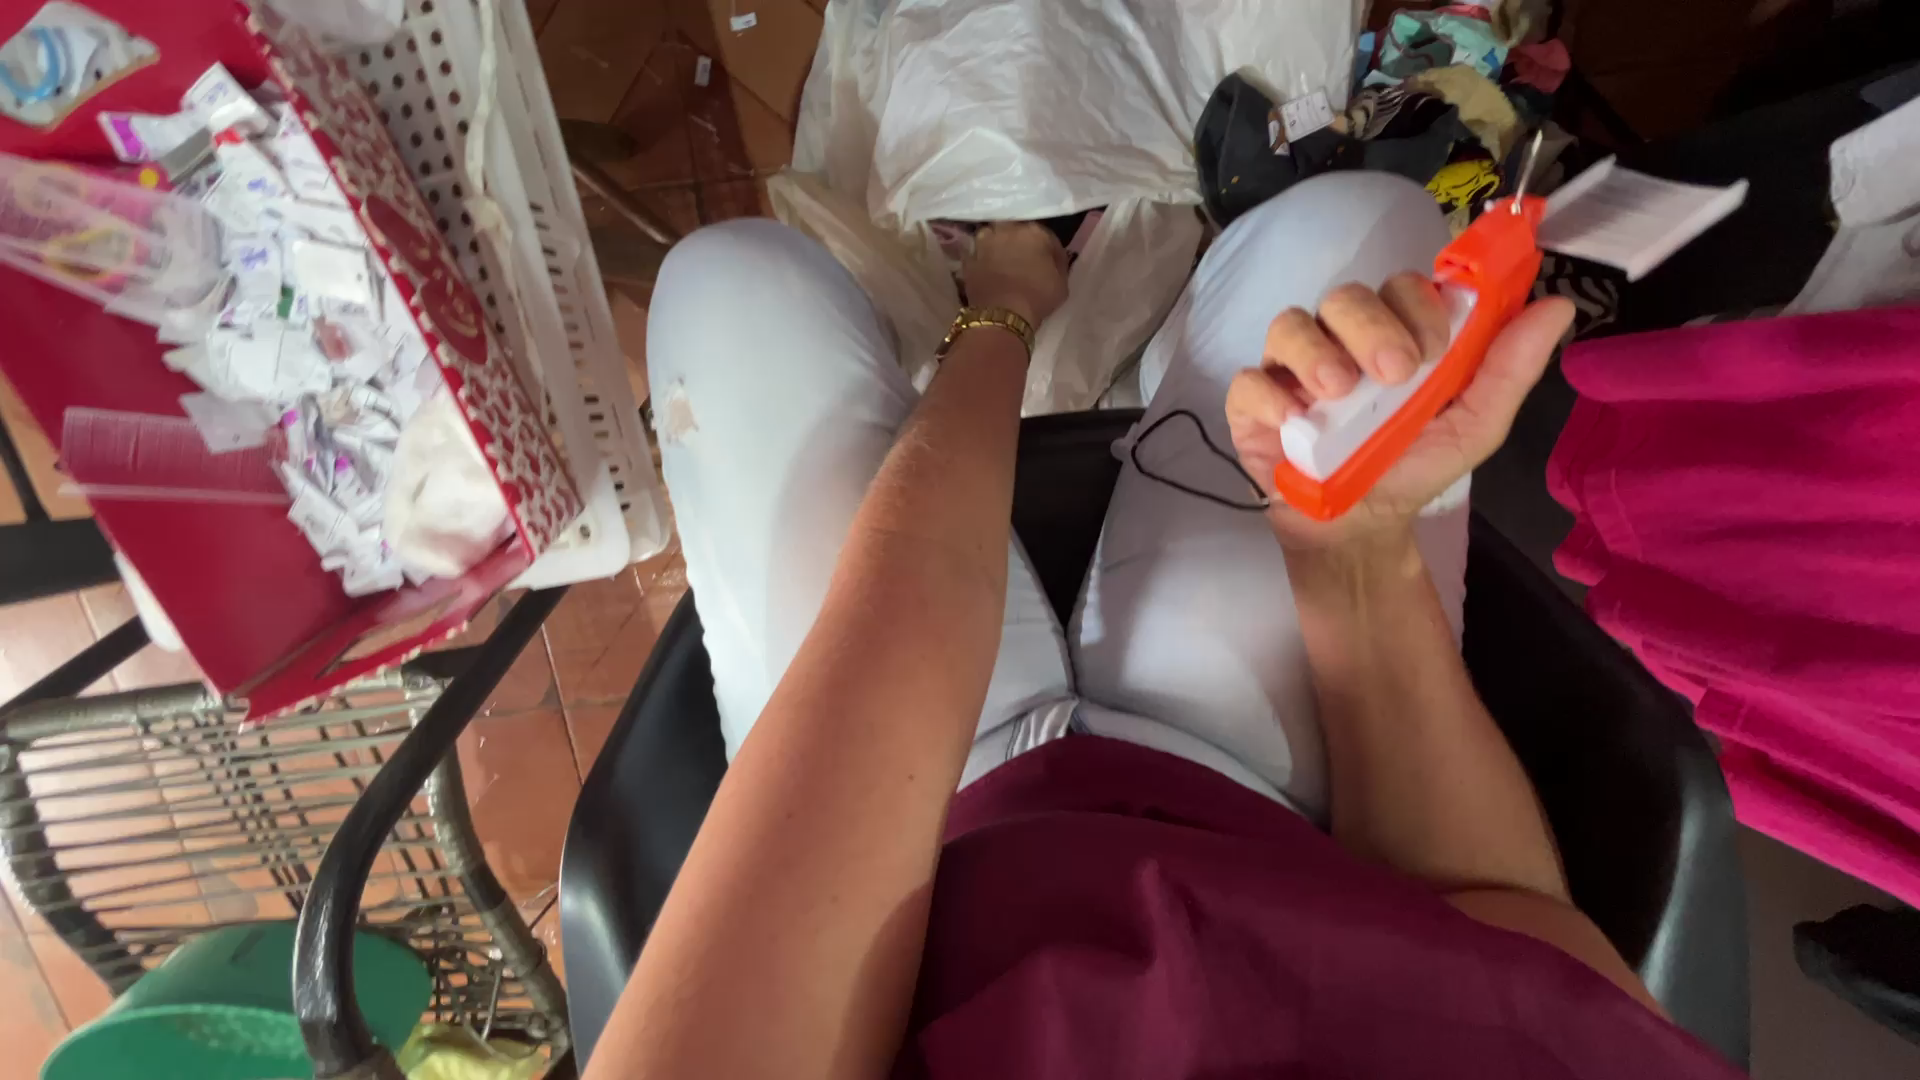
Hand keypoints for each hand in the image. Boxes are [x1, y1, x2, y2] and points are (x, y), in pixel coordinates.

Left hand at [961, 222, 1069, 326]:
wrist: (1002, 314)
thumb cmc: (1037, 298)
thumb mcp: (1062, 283)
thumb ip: (1058, 265)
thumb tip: (1053, 260)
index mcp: (1035, 231)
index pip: (1047, 237)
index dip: (1051, 253)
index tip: (1052, 265)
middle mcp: (1008, 229)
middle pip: (1017, 231)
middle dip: (1021, 242)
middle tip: (1023, 259)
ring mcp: (984, 242)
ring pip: (993, 236)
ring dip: (997, 245)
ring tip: (1001, 261)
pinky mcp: (968, 258)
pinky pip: (976, 254)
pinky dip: (981, 259)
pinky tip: (985, 269)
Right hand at [1225, 273, 1573, 550]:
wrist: (1356, 526)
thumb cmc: (1411, 467)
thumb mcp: (1472, 425)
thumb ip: (1507, 370)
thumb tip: (1555, 306)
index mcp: (1393, 335)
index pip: (1399, 288)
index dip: (1415, 304)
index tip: (1432, 352)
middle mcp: (1338, 342)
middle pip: (1342, 297)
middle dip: (1370, 325)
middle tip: (1391, 375)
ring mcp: (1290, 372)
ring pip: (1289, 325)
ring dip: (1315, 352)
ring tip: (1338, 394)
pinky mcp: (1251, 407)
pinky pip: (1247, 382)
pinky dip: (1268, 396)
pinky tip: (1292, 423)